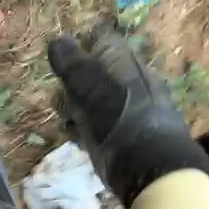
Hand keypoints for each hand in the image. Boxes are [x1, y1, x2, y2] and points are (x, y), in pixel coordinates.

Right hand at [46, 29, 208, 207]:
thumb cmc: (118, 121)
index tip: (62, 62)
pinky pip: (100, 123)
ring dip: (77, 110)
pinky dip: (87, 129)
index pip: (103, 41)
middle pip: (95, 73)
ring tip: (71, 124)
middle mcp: (134, 81)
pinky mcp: (131, 134)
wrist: (151, 168)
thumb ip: (71, 63)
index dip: (80, 46)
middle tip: (64, 100)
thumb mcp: (88, 87)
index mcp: (127, 64)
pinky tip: (82, 139)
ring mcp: (135, 109)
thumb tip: (57, 40)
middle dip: (73, 85)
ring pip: (96, 100)